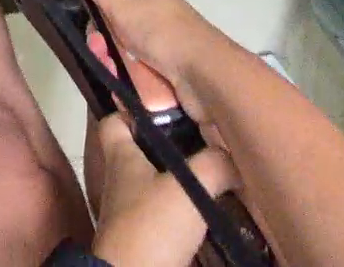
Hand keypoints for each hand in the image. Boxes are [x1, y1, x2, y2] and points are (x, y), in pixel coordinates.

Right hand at [65, 0, 244, 121]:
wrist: (205, 81)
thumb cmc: (164, 31)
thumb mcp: (122, 2)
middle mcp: (149, 1)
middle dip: (97, 20)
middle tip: (94, 34)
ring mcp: (153, 32)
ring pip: (115, 33)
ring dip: (106, 49)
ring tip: (107, 61)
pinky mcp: (156, 59)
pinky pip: (126, 58)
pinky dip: (118, 67)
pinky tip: (116, 75)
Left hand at [90, 113, 239, 266]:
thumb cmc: (151, 224)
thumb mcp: (186, 188)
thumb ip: (212, 166)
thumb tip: (230, 156)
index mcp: (120, 155)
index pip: (114, 120)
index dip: (131, 110)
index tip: (164, 107)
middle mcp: (122, 177)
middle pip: (141, 151)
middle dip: (169, 147)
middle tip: (204, 142)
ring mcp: (132, 208)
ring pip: (156, 182)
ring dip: (181, 180)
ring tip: (218, 175)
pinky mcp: (146, 235)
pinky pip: (167, 213)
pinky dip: (186, 210)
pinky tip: (213, 210)